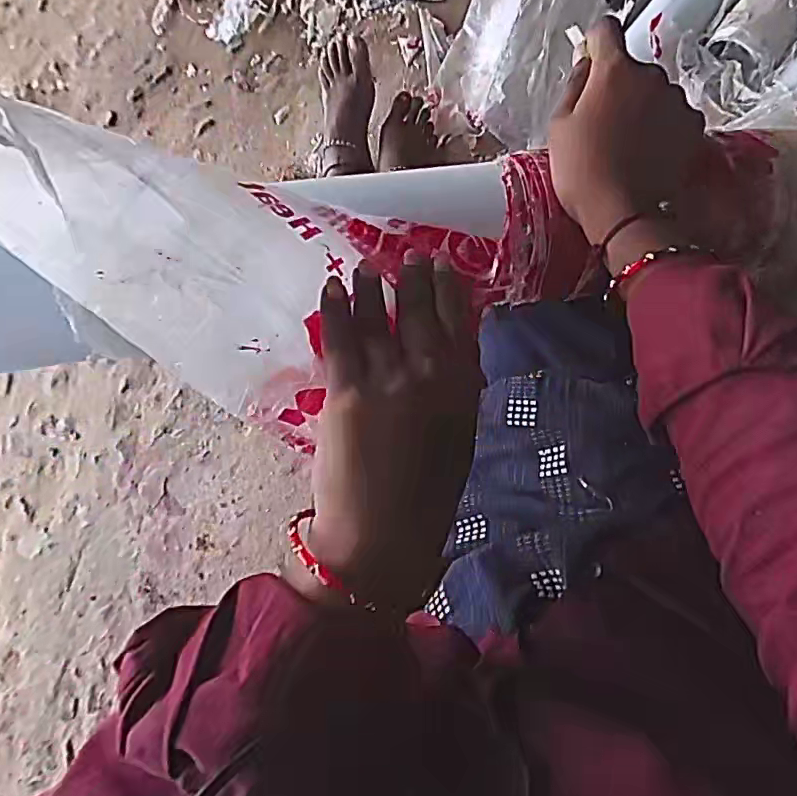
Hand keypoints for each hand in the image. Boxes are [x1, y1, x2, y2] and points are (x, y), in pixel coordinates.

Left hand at [293, 255, 482, 612]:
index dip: (449, 290)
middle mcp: (432, 375)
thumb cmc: (425, 498)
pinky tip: (332, 288)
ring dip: (371, 286)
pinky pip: (340, 337)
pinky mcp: (348, 392)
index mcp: (464, 389)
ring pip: (378, 317)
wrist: (383, 537)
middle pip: (419, 311)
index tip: (442, 267)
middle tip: (407, 258)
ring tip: (366, 268)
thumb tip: (445, 356)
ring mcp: (389, 380)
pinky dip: (335, 308)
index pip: (460, 323)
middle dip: (413, 278)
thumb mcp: (458, 440)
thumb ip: (454, 394)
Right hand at [548, 16, 709, 244]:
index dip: (595, 42)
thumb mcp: (559, 128)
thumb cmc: (582, 171)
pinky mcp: (693, 127)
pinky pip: (675, 116)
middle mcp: (651, 75)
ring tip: (627, 144)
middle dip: (619, 86)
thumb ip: (574, 86)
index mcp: (614, 70)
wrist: (624, 214)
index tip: (590, 61)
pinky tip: (648, 153)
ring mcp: (676, 101)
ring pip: (655, 93)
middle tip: (603, 122)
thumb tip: (586, 64)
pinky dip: (664, 128)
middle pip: (633, 68)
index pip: (606, 29)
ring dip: (643, 107)